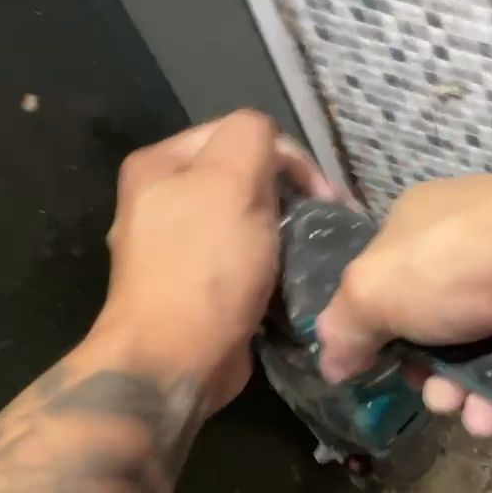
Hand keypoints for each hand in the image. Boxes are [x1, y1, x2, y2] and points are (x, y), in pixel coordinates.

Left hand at [91, 110, 343, 411]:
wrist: (177, 358)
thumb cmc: (206, 268)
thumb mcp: (232, 182)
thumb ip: (255, 140)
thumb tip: (279, 149)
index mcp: (163, 163)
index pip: (243, 134)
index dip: (291, 160)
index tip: (327, 201)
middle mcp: (164, 198)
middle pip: (246, 178)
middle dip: (292, 198)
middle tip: (328, 227)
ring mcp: (180, 246)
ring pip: (251, 221)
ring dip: (287, 234)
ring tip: (315, 255)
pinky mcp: (200, 286)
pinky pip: (247, 260)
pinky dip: (274, 267)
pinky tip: (291, 281)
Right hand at [315, 175, 491, 435]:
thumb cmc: (451, 265)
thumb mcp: (372, 291)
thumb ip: (344, 327)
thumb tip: (331, 361)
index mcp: (417, 225)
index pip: (384, 280)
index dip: (375, 327)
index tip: (374, 365)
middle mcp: (465, 248)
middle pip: (430, 327)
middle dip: (426, 374)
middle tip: (431, 395)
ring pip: (475, 354)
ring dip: (462, 395)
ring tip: (468, 415)